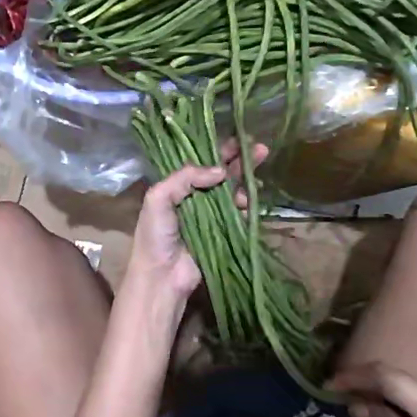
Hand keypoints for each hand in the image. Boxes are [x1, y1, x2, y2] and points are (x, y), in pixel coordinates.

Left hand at [116, 141, 269, 337]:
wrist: (162, 277)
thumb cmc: (155, 236)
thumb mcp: (158, 198)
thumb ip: (185, 177)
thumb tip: (221, 172)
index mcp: (177, 185)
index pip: (202, 160)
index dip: (220, 149)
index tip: (240, 139)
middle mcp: (195, 196)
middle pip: (223, 173)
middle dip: (241, 160)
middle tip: (261, 149)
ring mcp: (211, 215)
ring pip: (234, 191)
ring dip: (245, 182)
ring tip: (254, 178)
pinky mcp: (225, 233)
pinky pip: (239, 214)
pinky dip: (247, 206)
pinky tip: (250, 201)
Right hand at [329, 363, 416, 416]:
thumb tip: (358, 407)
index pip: (391, 377)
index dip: (356, 376)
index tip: (325, 387)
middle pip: (397, 374)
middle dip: (362, 381)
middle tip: (331, 400)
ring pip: (407, 382)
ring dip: (378, 390)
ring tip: (350, 408)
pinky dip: (396, 398)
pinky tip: (384, 416)